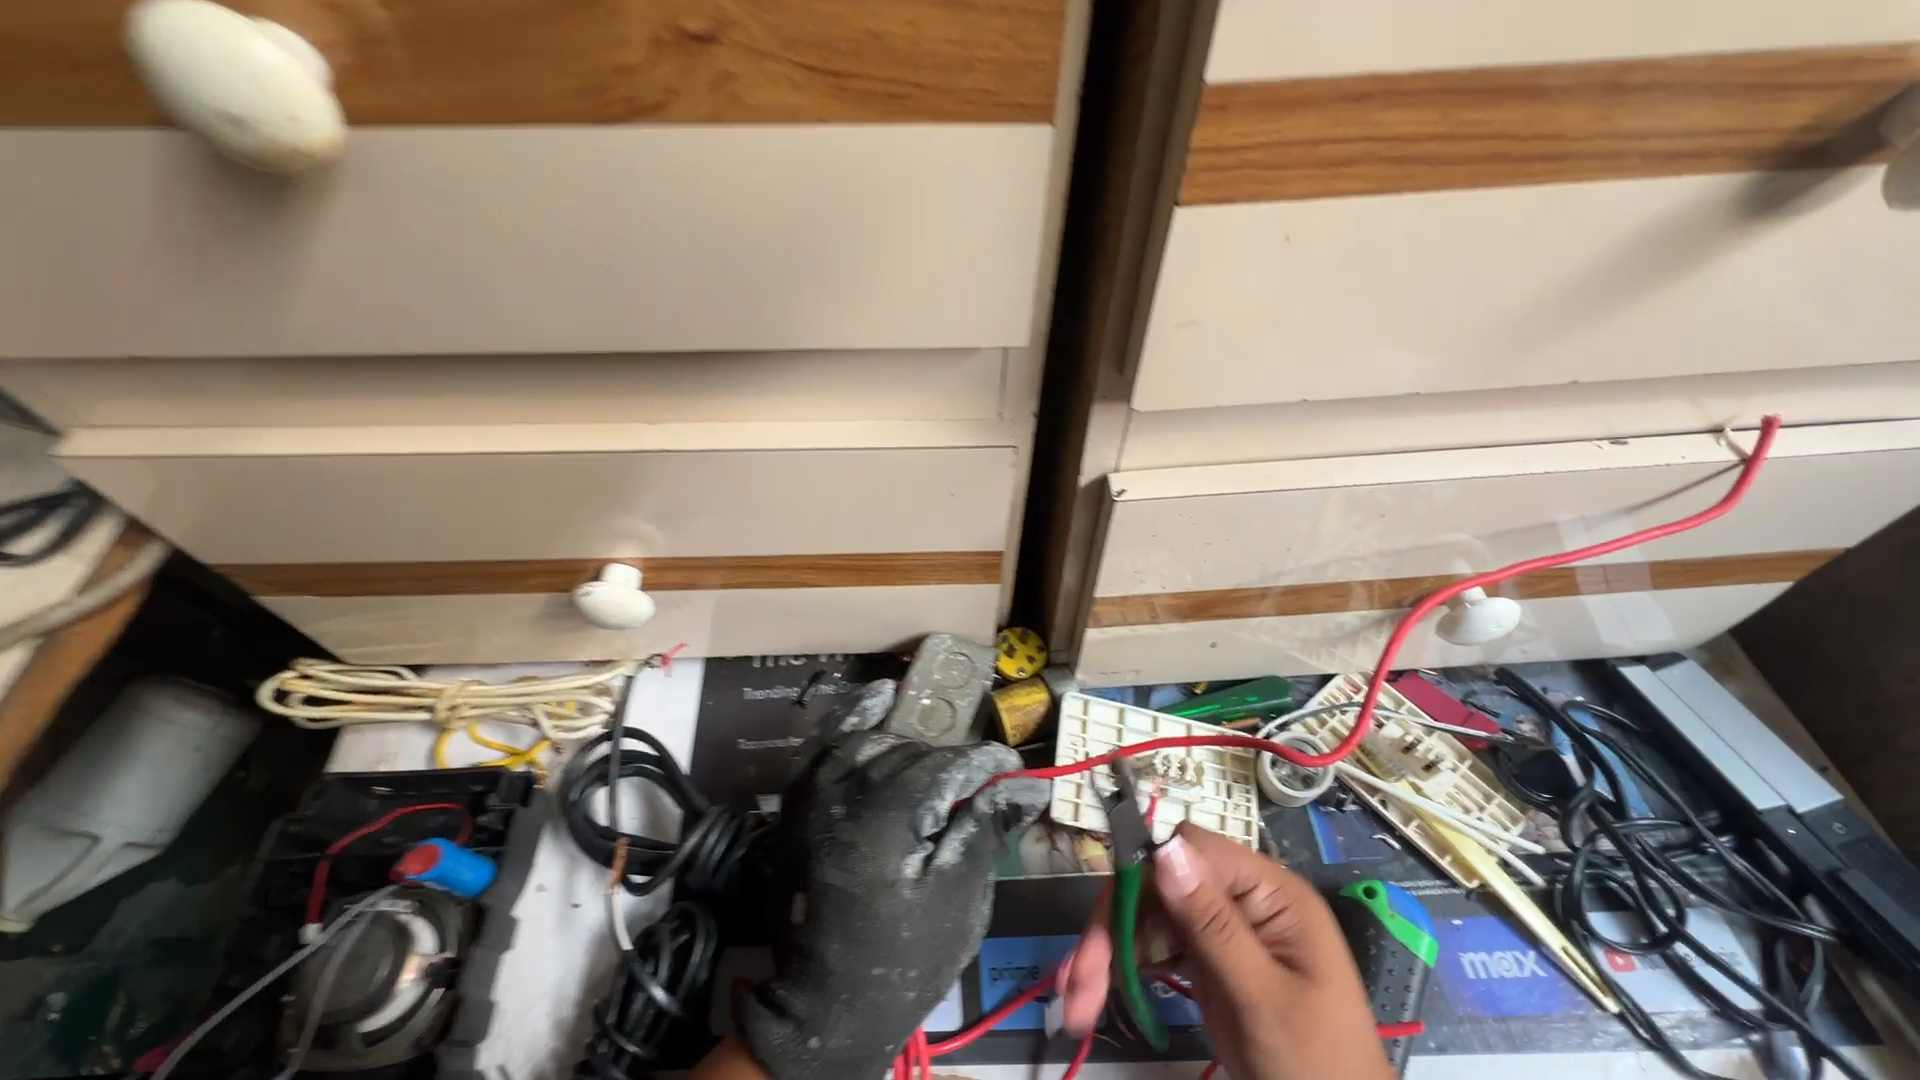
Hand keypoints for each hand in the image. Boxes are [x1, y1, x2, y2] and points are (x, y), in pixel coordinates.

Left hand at [737, 680, 1050, 1079]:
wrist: (828, 1001)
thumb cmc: (904, 956)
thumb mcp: (957, 897)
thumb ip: (985, 828)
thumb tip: (1027, 782)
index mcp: (888, 813)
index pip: (951, 766)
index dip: (988, 766)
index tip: (1016, 773)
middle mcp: (847, 789)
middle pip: (914, 752)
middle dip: (951, 765)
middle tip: (979, 789)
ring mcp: (815, 791)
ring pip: (875, 741)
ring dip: (911, 748)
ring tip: (940, 766)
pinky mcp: (799, 800)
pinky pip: (825, 741)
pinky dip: (852, 715)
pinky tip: (879, 697)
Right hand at [1056, 824, 1393, 1079]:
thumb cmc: (1316, 1065)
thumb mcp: (1263, 998)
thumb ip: (1213, 924)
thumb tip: (1165, 849)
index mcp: (1270, 893)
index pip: (1191, 852)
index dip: (1143, 875)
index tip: (1104, 920)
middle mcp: (1243, 899)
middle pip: (1160, 886)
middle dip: (1114, 929)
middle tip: (1077, 984)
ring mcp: (1224, 929)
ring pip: (1149, 917)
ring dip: (1110, 954)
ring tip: (1078, 1004)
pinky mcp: (1209, 959)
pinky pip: (1156, 947)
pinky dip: (1124, 968)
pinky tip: (1097, 994)